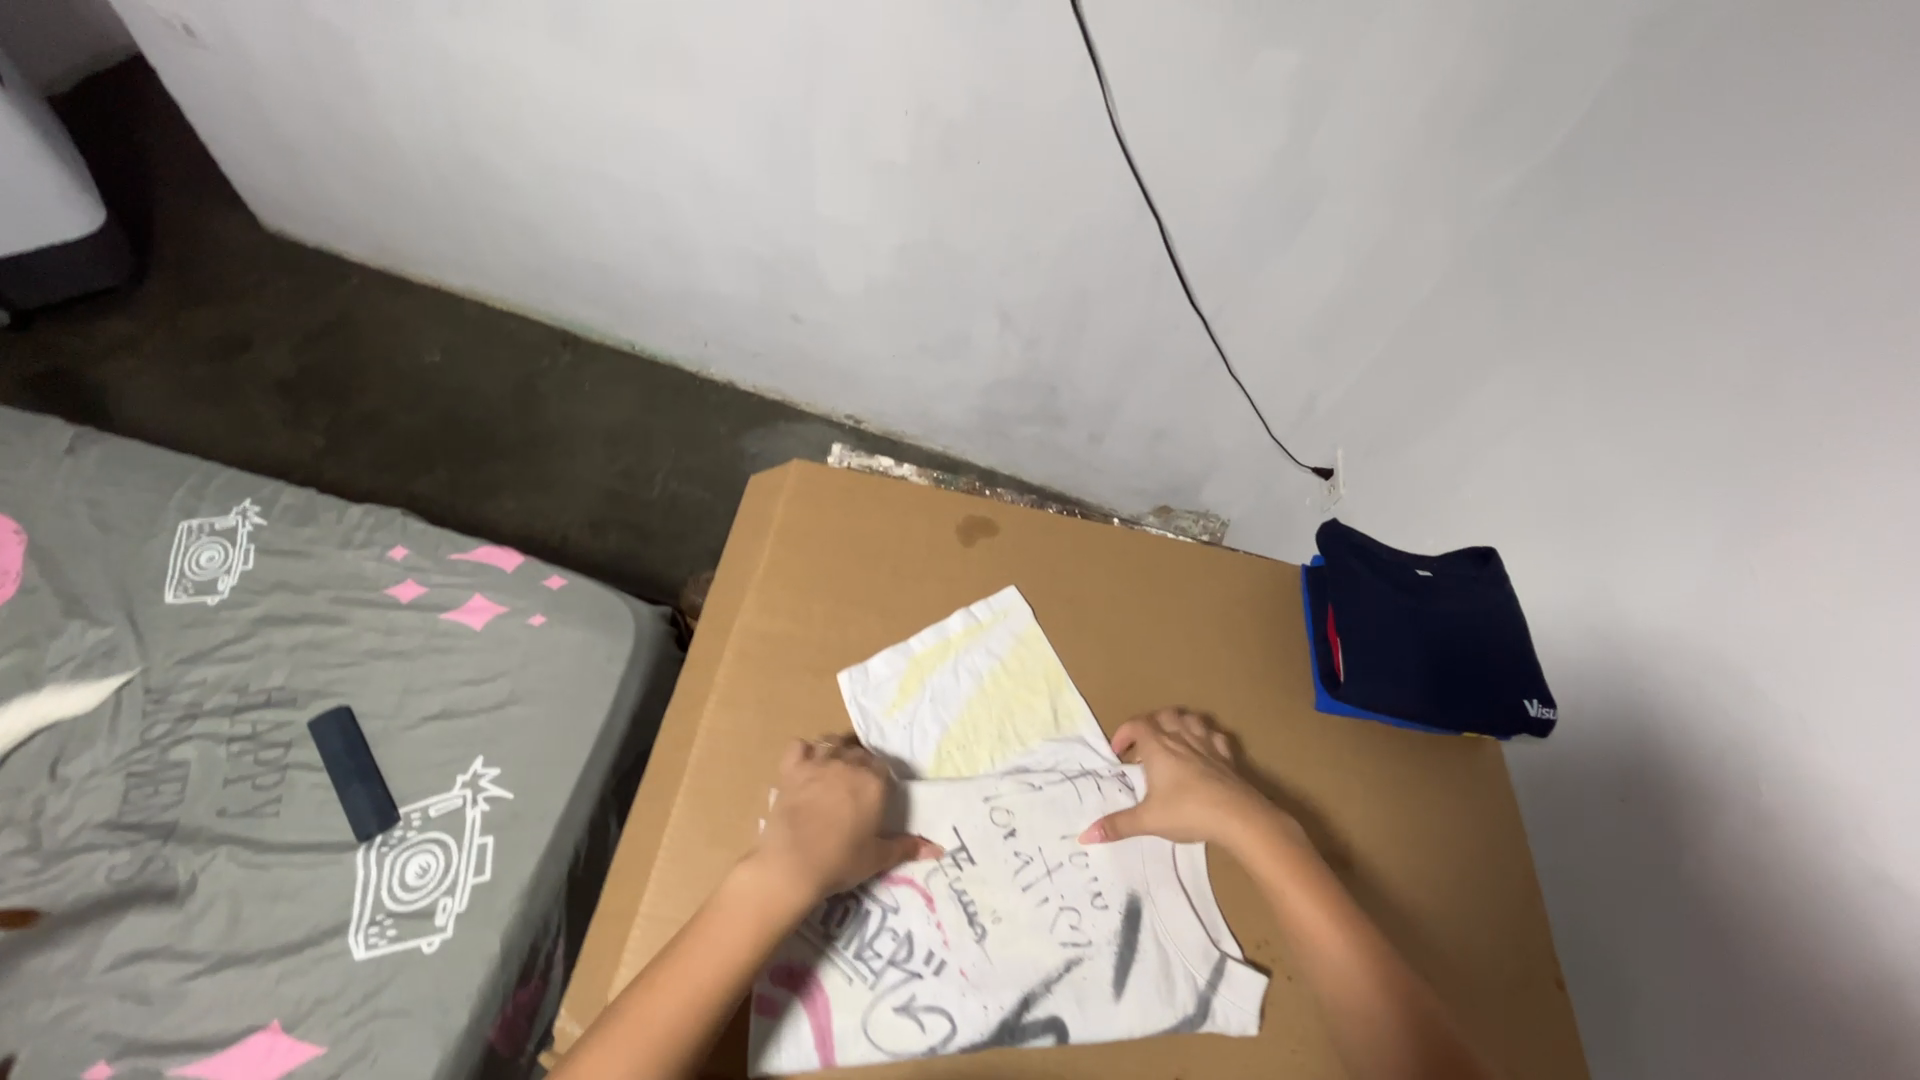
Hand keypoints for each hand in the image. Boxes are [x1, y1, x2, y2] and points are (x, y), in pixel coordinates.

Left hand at [747, 735, 940, 903]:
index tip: (876, 794)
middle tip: (855, 788)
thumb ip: (908, 847)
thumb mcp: (878, 857)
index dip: (880, 778)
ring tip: (835, 770)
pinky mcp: (791, 769)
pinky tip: (807, 765)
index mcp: (874, 781)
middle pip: (859, 752)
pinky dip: (805, 752)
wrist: (792, 865)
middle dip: (860, 764)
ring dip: (837, 751)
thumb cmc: (840, 861)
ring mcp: (818, 763)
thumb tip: (939, 849)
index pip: (883, 766)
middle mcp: (849, 763)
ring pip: (833, 742)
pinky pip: (800, 746)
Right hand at [1078, 707, 1303, 853]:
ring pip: (1190, 719)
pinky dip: (1205, 737)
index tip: (1117, 753)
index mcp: (1158, 747)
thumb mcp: (1148, 821)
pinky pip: (1214, 736)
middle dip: (1150, 724)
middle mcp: (1181, 738)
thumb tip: (1086, 835)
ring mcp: (1206, 745)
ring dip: (1177, 723)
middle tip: (1142, 746)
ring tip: (1170, 740)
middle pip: (1163, 715)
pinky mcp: (1227, 756)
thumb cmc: (1188, 812)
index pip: (1136, 725)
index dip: (1123, 733)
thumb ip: (1118, 825)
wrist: (1238, 817)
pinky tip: (1202, 750)